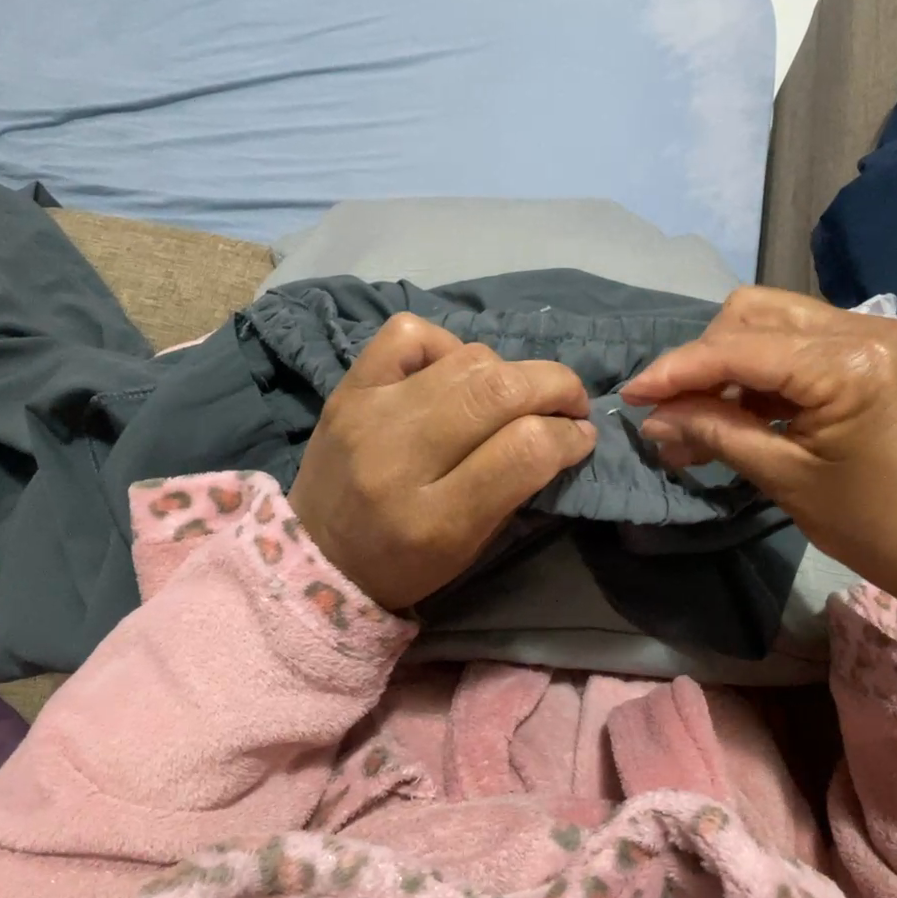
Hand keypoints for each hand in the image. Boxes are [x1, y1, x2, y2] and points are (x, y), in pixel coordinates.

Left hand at [288, 314, 597, 610]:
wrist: (315, 555)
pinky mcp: (349, 387)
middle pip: (499, 393)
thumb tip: (565, 431)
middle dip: (556, 387)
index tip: (581, 437)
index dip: (569, 435)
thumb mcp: (469, 548)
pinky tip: (455, 371)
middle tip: (571, 402)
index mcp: (436, 520)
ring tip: (514, 394)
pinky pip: (409, 334)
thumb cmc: (404, 562)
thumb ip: (517, 488)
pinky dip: (447, 343)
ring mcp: (369, 414)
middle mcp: (400, 459)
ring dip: (510, 371)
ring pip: (467, 359)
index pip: (525, 450)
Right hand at [621, 287, 896, 659]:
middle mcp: (865, 327)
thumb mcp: (784, 478)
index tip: (630, 395)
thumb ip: (715, 433)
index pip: (739, 348)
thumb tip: (653, 417)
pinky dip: (763, 373)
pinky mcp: (878, 352)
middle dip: (704, 360)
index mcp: (848, 361)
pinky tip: (741, 414)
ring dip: (730, 366)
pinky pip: (803, 345)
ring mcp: (877, 335)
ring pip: (774, 325)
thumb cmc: (873, 526)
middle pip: (753, 315)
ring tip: (700, 423)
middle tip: (673, 413)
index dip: (676, 370)